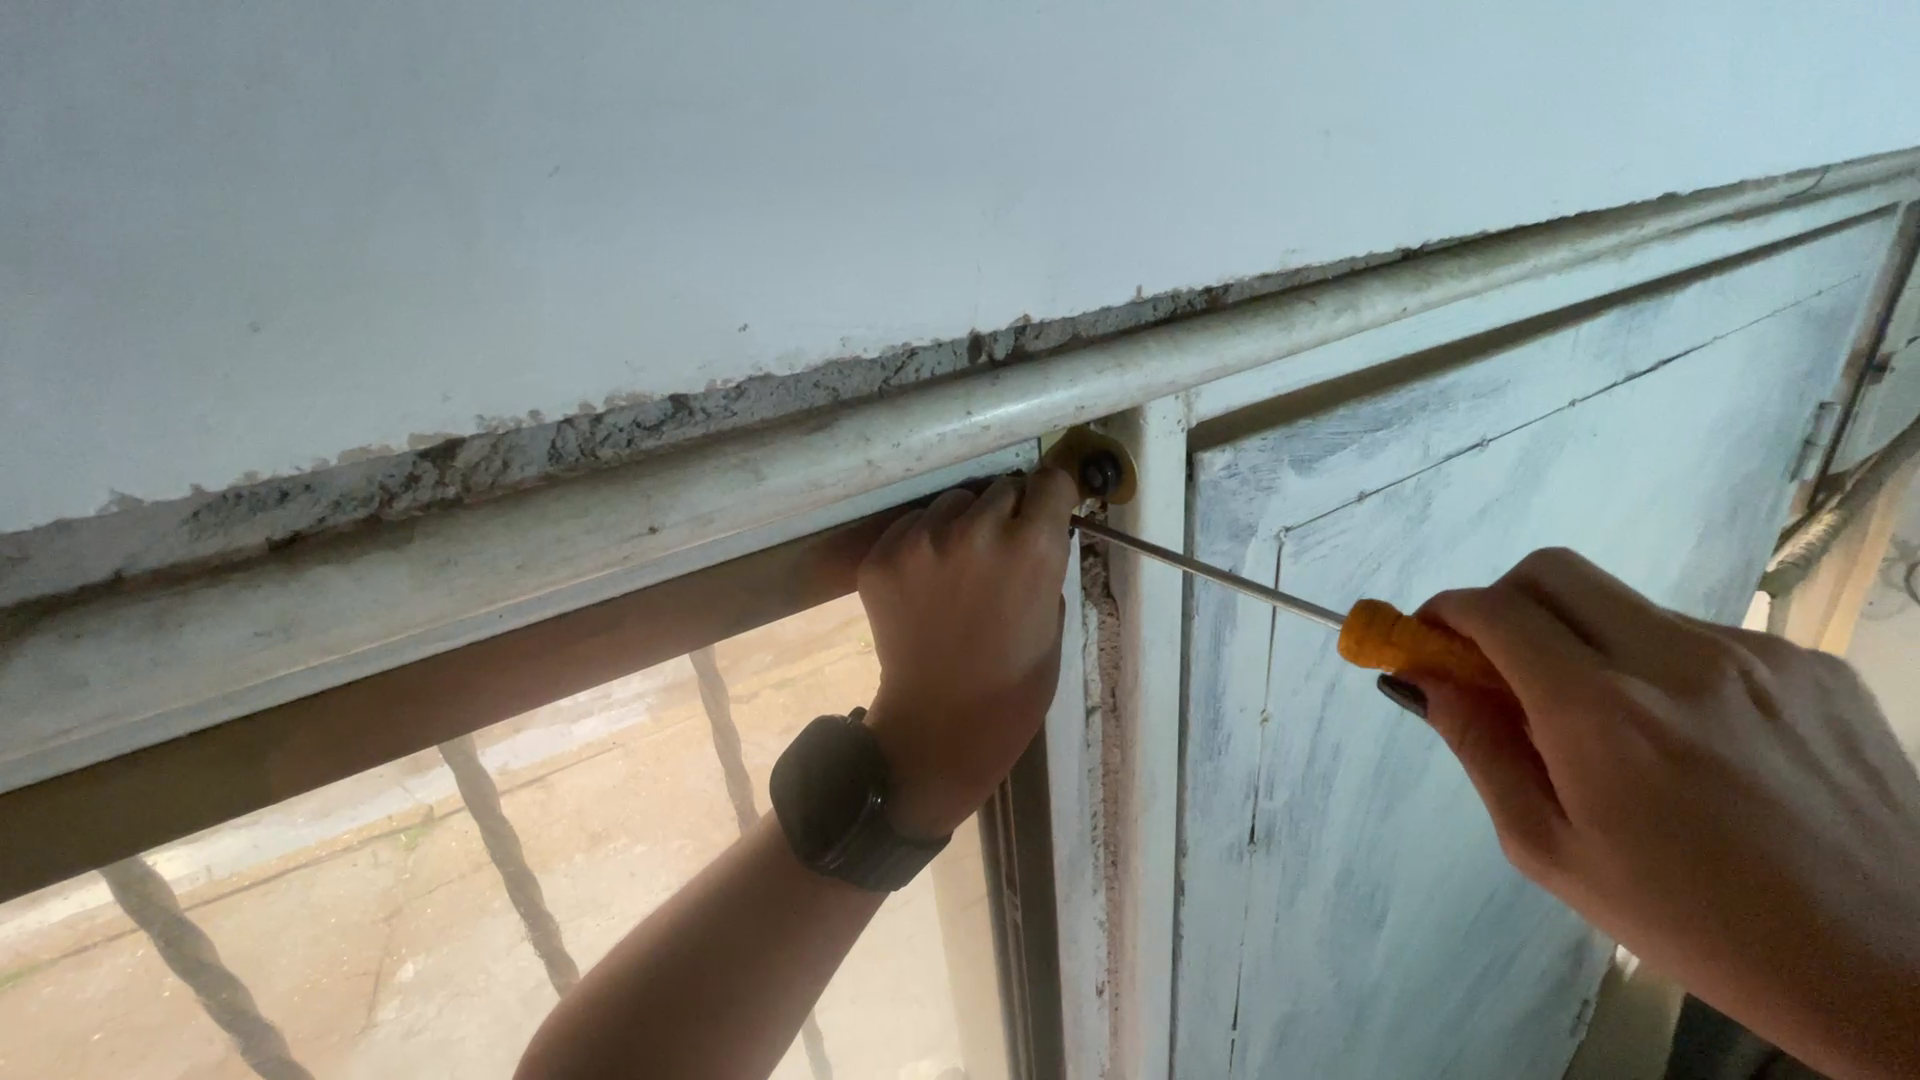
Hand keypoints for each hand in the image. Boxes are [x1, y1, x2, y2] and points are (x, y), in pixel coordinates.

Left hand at [857, 467, 1078, 837]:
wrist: (943, 723)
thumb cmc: (1016, 682)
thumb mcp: (1054, 617)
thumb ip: (1045, 563)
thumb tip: (1036, 530)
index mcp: (1033, 546)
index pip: (1050, 481)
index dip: (1051, 496)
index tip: (1047, 508)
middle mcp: (977, 530)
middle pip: (1001, 488)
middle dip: (1008, 512)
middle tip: (1003, 547)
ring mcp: (922, 541)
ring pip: (953, 502)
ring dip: (963, 523)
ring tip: (960, 564)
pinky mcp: (882, 557)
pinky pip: (911, 525)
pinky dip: (923, 542)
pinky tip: (927, 580)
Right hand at [1395, 548, 1919, 1078]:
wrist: (1905, 973)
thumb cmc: (1696, 924)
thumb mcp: (1550, 850)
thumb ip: (1478, 747)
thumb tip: (1426, 678)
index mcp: (1603, 715)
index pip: (1494, 610)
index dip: (1442, 613)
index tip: (1426, 639)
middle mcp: (1677, 660)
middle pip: (1552, 571)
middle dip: (1501, 601)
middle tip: (1495, 661)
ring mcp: (1755, 655)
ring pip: (1622, 604)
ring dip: (1579, 639)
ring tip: (1606, 723)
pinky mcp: (1810, 665)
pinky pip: (1694, 636)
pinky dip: (1653, 664)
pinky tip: (1686, 737)